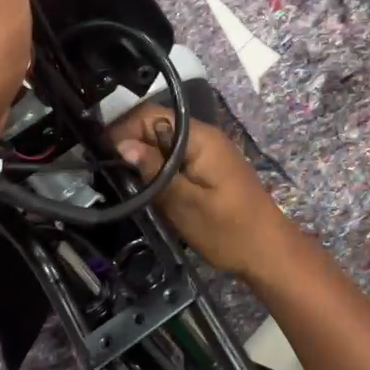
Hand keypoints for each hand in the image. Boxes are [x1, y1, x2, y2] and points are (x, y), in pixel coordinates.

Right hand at [106, 103, 296, 275]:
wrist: (269, 254)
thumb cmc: (229, 231)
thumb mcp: (185, 203)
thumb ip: (155, 171)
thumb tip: (123, 145)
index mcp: (200, 138)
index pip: (151, 115)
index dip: (123, 129)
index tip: (100, 153)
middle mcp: (204, 137)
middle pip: (156, 126)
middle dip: (130, 143)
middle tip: (105, 169)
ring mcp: (207, 152)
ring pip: (164, 143)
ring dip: (142, 157)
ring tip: (120, 178)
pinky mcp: (208, 169)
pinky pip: (175, 158)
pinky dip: (157, 168)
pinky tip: (145, 186)